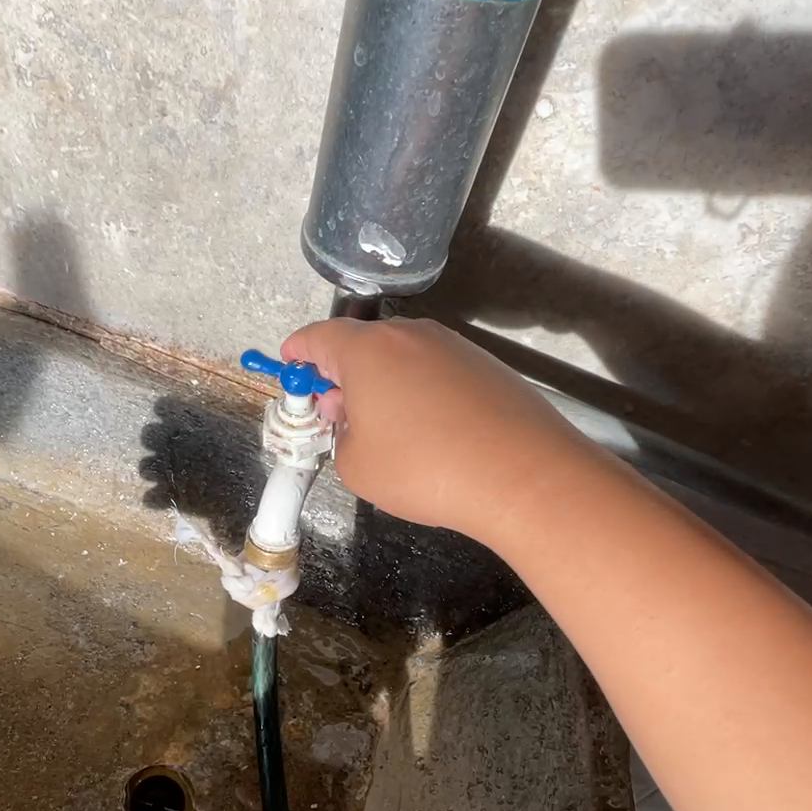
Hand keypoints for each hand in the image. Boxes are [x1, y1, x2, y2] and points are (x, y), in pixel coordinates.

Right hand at [281, 318, 593, 543]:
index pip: (318, 338)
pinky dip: (420, 392)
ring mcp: (454, 347)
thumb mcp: (357, 467)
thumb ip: (340, 437)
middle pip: (362, 345)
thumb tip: (354, 419)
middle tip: (337, 412)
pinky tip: (430, 431)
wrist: (522, 475)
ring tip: (386, 428)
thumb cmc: (424, 469)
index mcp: (369, 350)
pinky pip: (436, 373)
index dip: (298, 352)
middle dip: (341, 374)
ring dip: (383, 384)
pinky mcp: (487, 367)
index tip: (289, 364)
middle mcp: (411, 335)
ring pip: (401, 358)